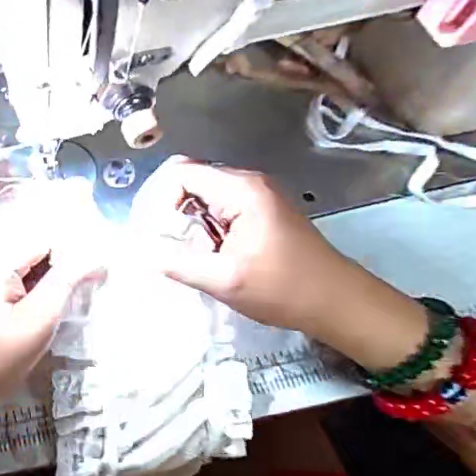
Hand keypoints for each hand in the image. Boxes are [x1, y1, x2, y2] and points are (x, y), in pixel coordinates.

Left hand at [0, 235, 96, 446]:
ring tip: (78, 296)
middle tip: (95, 283)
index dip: (77, 249)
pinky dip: (34, 291)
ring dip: (51, 278)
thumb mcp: (34, 324)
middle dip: (65, 263)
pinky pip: (11, 283)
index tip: (103, 269)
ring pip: (23, 267)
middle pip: (32, 249)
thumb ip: (64, 283)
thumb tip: (94, 256)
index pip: (43, 236)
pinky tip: (50, 309)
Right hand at [132, 159, 427, 369]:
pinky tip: (210, 256)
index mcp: (241, 189)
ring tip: (189, 255)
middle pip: (190, 181)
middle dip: (170, 212)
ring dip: (188, 224)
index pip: (180, 174)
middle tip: (164, 247)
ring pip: (203, 197)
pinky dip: (206, 229)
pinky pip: (219, 209)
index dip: (158, 201)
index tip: (152, 234)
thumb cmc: (284, 289)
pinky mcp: (261, 212)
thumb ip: (178, 262)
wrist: (336, 301)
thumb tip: (139, 250)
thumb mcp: (225, 280)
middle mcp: (248, 182)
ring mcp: (257, 196)